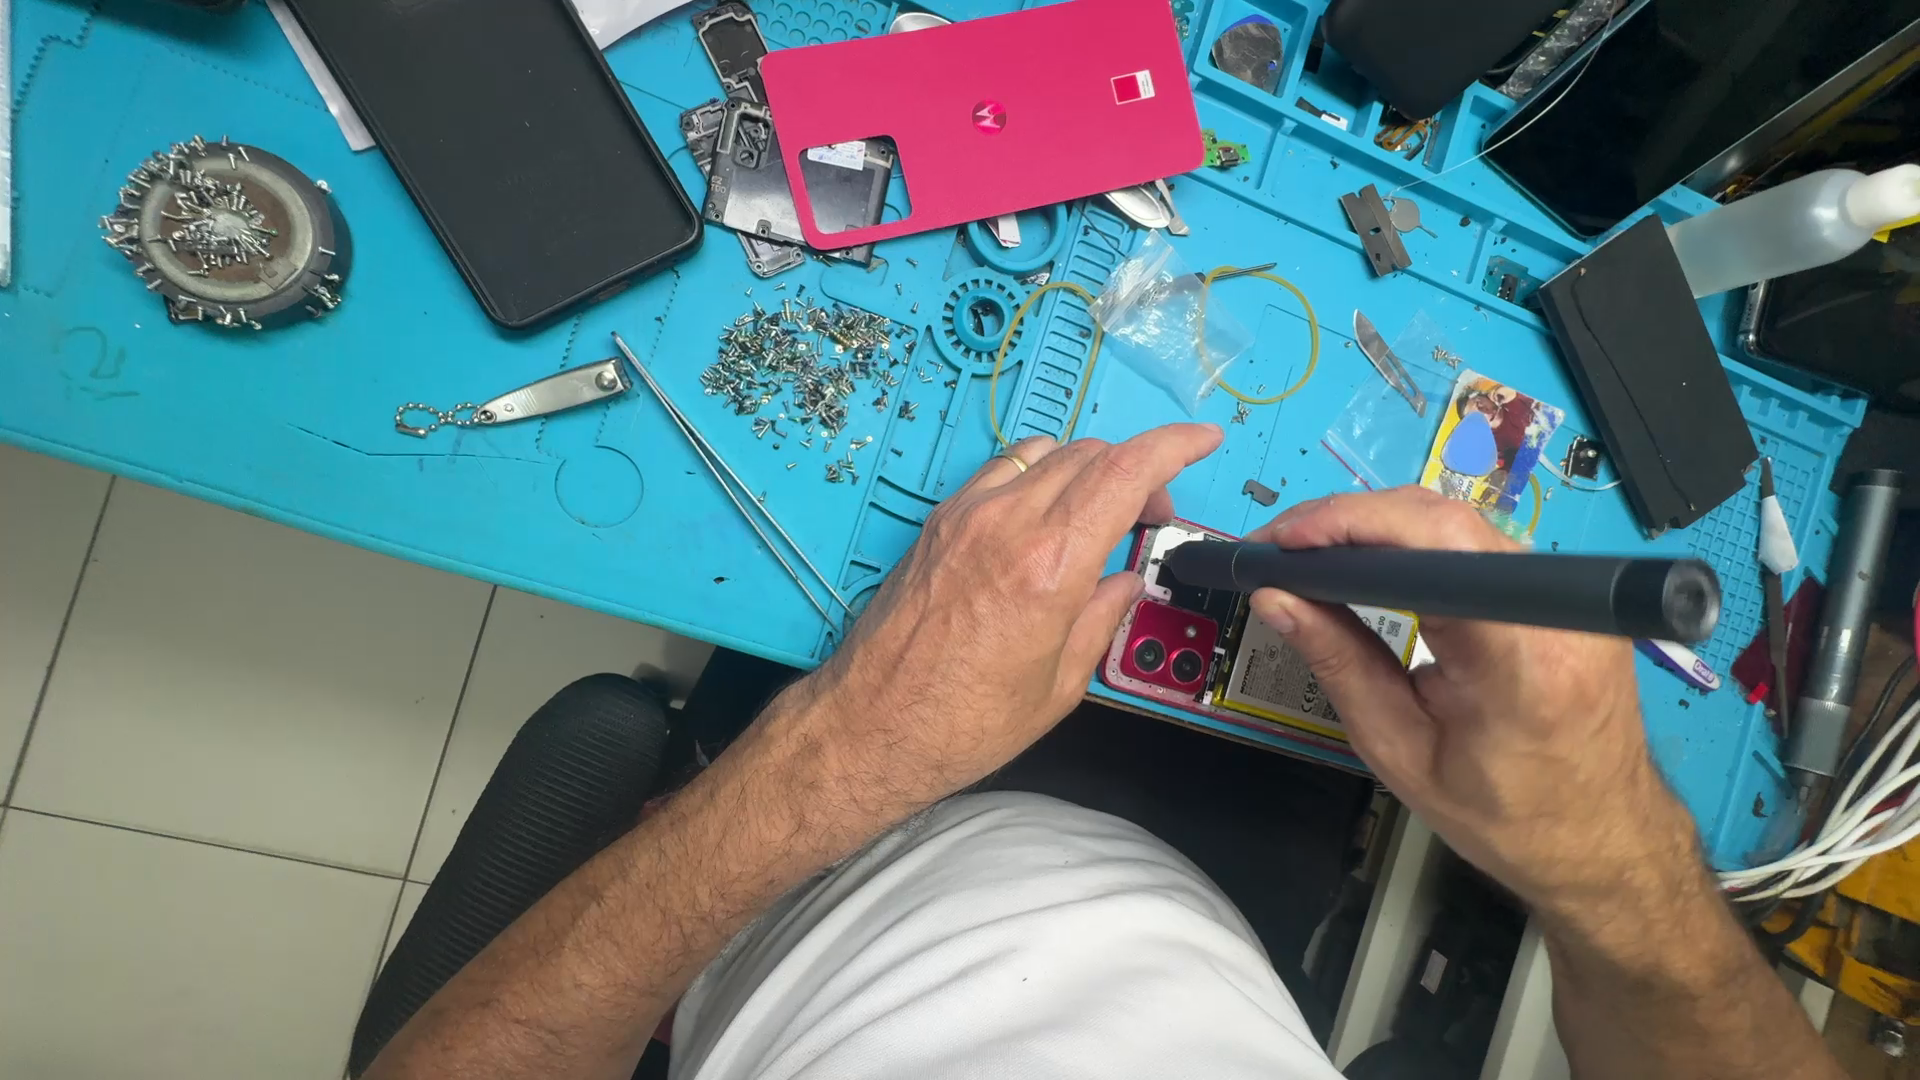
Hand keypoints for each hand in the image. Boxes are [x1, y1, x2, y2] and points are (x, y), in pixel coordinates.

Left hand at [791, 424, 1222, 807]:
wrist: (870, 725)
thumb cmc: (966, 723)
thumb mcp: (1059, 685)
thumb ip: (1102, 618)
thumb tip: (1125, 580)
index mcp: (1050, 566)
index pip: (1126, 472)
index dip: (1175, 446)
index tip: (1203, 441)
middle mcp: (1007, 523)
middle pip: (1090, 454)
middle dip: (1137, 470)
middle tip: (1147, 517)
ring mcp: (966, 514)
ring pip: (1046, 452)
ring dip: (1086, 469)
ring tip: (1095, 514)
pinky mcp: (938, 520)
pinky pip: (1002, 469)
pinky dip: (1038, 475)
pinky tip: (1041, 514)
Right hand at [1244, 488, 1695, 914]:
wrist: (1606, 845)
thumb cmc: (1499, 813)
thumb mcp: (1396, 746)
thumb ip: (1337, 662)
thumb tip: (1274, 598)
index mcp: (1516, 654)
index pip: (1432, 543)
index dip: (1350, 524)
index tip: (1280, 545)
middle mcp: (1553, 607)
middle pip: (1438, 519)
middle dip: (1344, 519)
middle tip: (1275, 545)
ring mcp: (1565, 597)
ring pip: (1453, 522)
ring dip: (1370, 526)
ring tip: (1304, 551)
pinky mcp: (1560, 597)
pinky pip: (1470, 545)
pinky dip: (1404, 543)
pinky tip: (1361, 560)